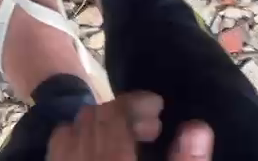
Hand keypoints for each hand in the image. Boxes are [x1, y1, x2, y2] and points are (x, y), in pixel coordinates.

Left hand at [46, 92, 214, 160]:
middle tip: (152, 126)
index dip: (137, 103)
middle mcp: (83, 158)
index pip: (115, 113)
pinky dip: (75, 139)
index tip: (159, 108)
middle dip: (123, 112)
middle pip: (95, 116)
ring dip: (99, 124)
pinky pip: (57, 147)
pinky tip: (96, 152)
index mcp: (113, 159)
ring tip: (126, 139)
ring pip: (72, 128)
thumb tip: (199, 127)